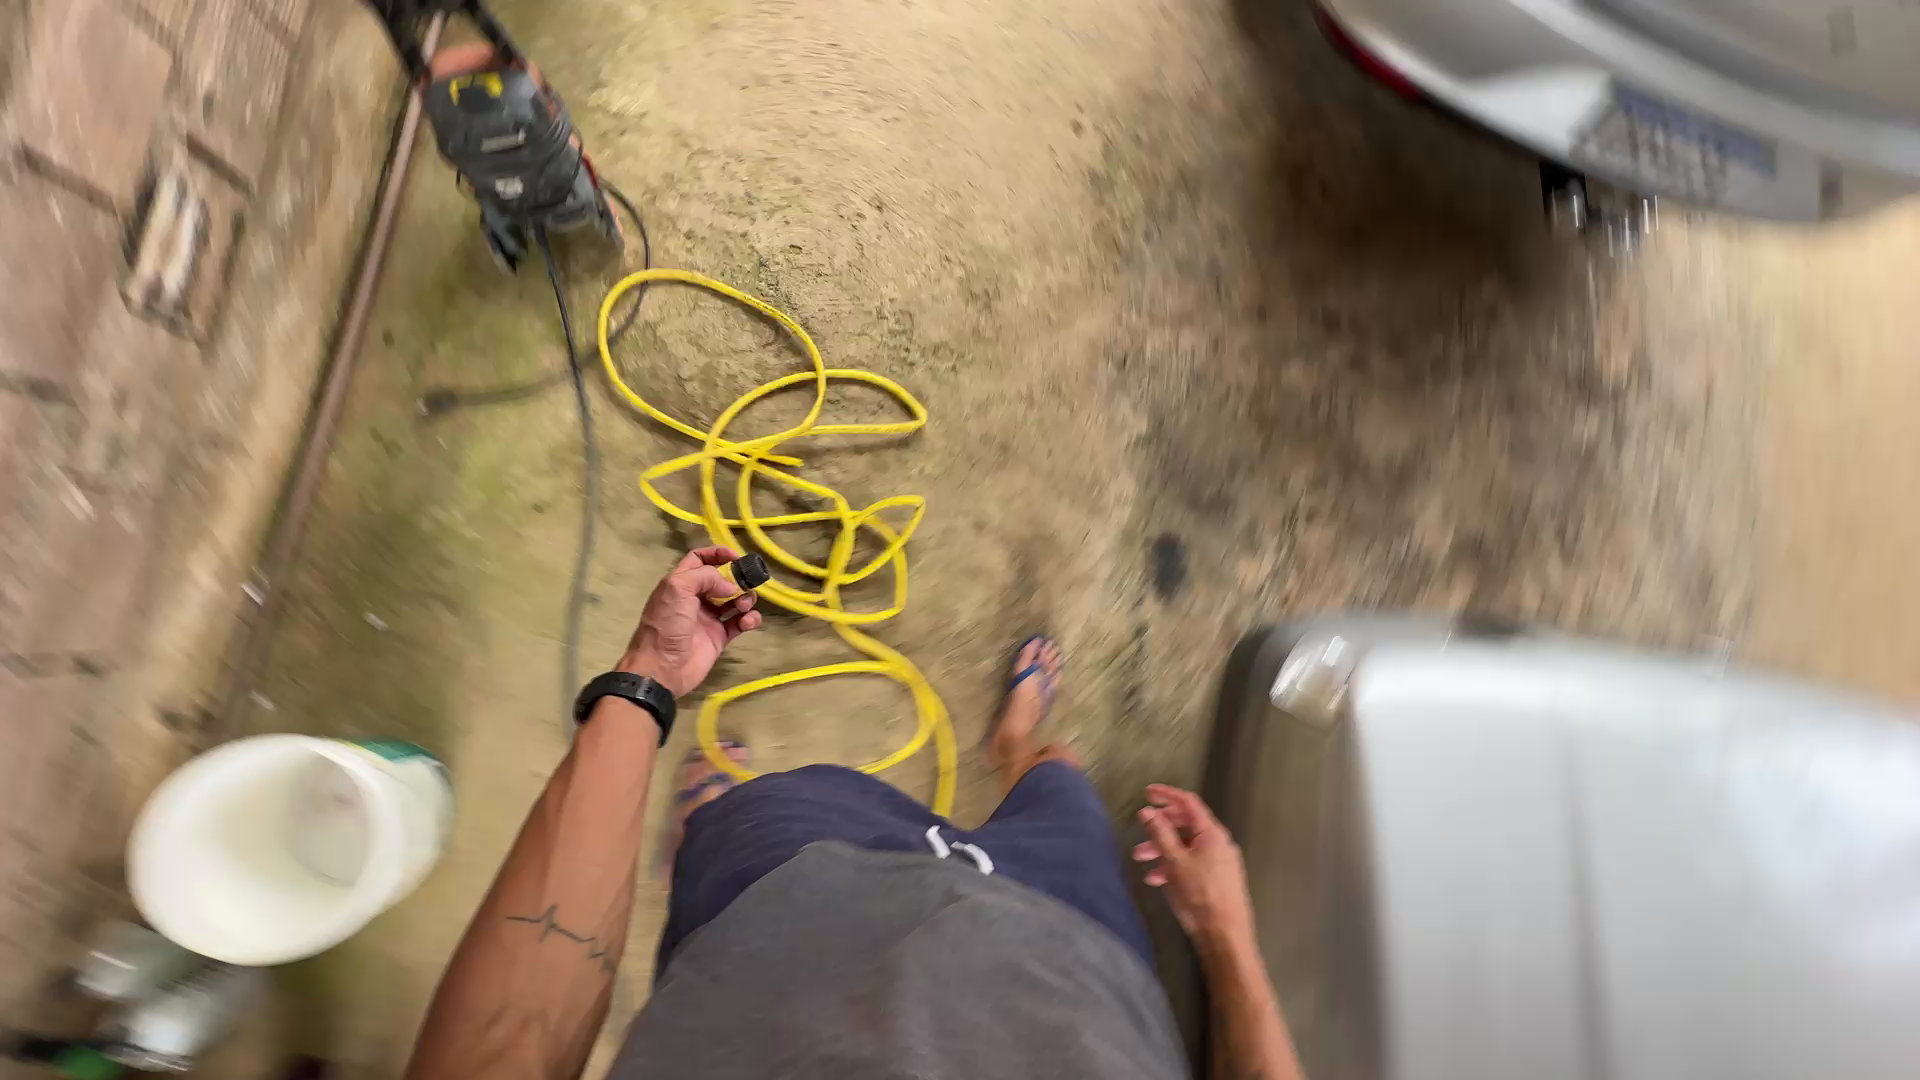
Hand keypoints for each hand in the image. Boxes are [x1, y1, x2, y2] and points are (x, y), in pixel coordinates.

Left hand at [619, 547, 763, 697]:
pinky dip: (749, 619)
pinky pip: (740, 623)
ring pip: (735, 600)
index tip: (737, 557)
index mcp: (681, 583)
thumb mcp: (677, 589)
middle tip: (747, 584)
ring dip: (745, 599)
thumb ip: (705, 576)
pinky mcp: (720, 636)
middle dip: (738, 578)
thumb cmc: (666, 625)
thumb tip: (730, 585)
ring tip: (743, 607)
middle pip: (723, 579)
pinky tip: (748, 622)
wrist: (661, 668)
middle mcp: (695, 598)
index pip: (700, 559)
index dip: (717, 554)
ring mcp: (709, 617)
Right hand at [1134, 784, 1255, 948]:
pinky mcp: (1218, 880)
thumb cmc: (1200, 895)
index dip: (1167, 794)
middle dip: (1160, 828)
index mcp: (1212, 834)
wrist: (1226, 938)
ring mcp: (1220, 862)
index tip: (1147, 793)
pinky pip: (1192, 863)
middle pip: (1186, 825)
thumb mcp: (1174, 862)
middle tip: (1141, 833)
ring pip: (1186, 846)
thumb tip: (1148, 811)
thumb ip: (1160, 834)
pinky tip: (1158, 880)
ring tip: (1142, 860)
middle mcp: (1219, 843)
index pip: (1188, 803)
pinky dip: (1174, 865)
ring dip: (1163, 850)